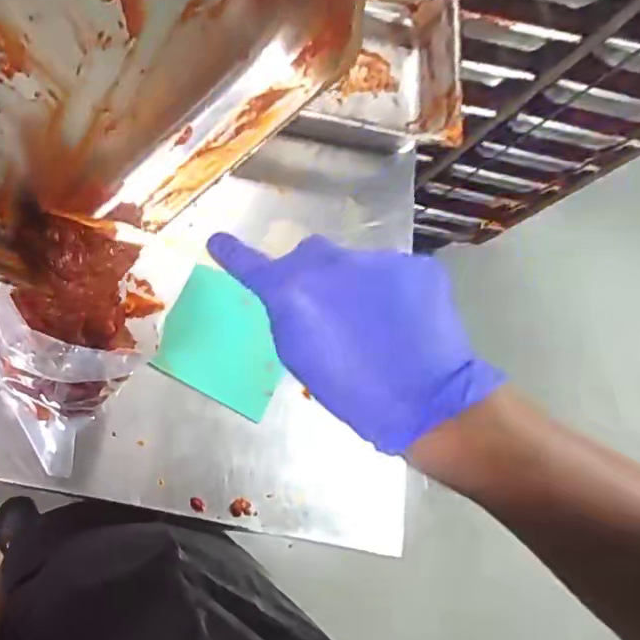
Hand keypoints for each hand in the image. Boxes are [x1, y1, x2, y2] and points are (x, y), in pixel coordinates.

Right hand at [206, 234, 502, 454]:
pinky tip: (401, 320)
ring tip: (372, 325)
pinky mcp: (415, 265)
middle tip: (324, 311)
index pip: (253, 266)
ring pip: (354, 265)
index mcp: (292, 292)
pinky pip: (390, 273)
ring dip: (354, 286)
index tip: (217, 241)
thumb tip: (292, 295)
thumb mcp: (299, 356)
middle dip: (311, 275)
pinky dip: (390, 291)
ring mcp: (377, 259)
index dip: (233, 254)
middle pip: (310, 256)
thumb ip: (288, 316)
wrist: (422, 398)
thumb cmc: (348, 390)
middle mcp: (330, 263)